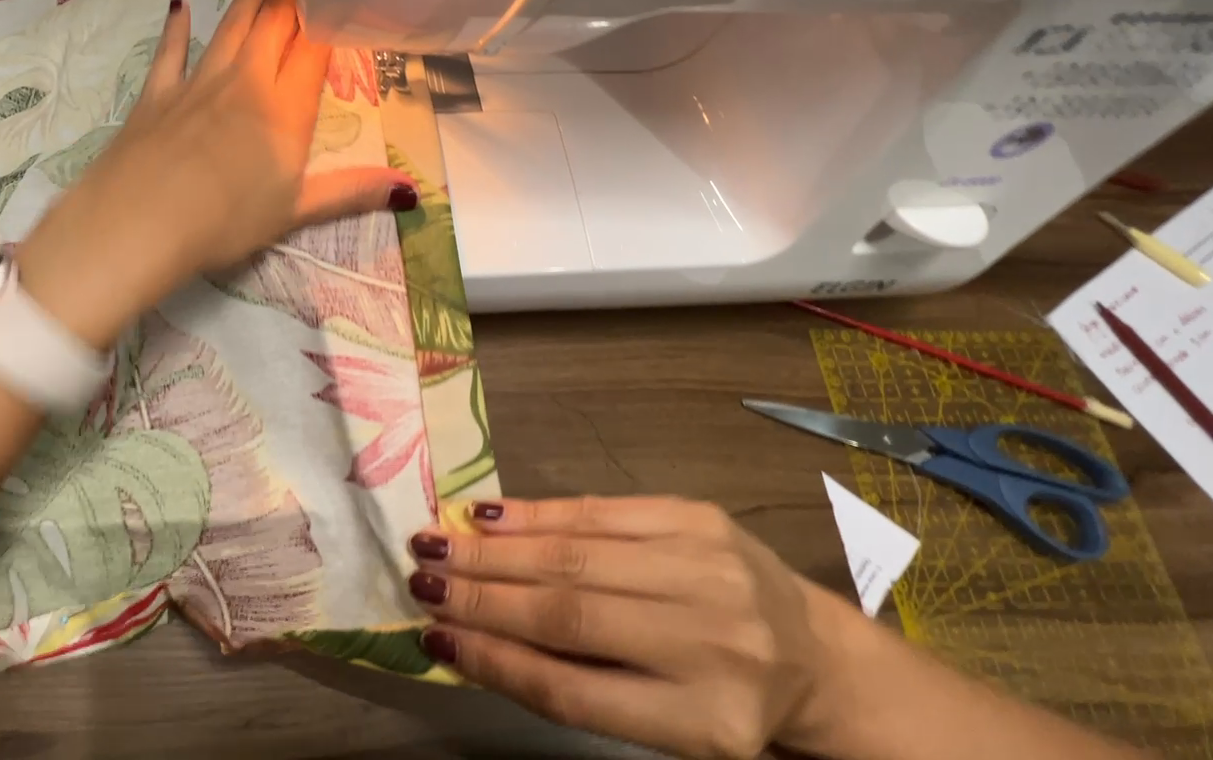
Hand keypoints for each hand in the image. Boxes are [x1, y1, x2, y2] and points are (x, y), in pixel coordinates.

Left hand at [17, 0, 412, 347]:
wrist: (141, 221)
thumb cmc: (225, 222)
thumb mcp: (295, 212)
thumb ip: (352, 193)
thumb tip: (414, 193)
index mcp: (284, 110)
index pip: (312, 52)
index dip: (325, 18)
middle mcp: (245, 82)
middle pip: (273, 28)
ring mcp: (198, 83)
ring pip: (230, 28)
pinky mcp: (157, 93)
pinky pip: (171, 50)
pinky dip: (177, 26)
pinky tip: (179, 4)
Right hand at [408, 497, 850, 759]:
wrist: (812, 655)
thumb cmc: (719, 700)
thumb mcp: (657, 720)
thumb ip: (569, 680)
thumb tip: (466, 636)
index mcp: (702, 720)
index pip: (572, 688)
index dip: (494, 659)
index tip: (434, 635)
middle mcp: (711, 643)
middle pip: (569, 614)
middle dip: (481, 594)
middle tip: (418, 577)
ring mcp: (708, 570)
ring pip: (575, 554)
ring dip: (494, 549)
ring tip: (437, 542)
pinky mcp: (698, 518)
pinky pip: (597, 510)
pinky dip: (534, 513)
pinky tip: (487, 514)